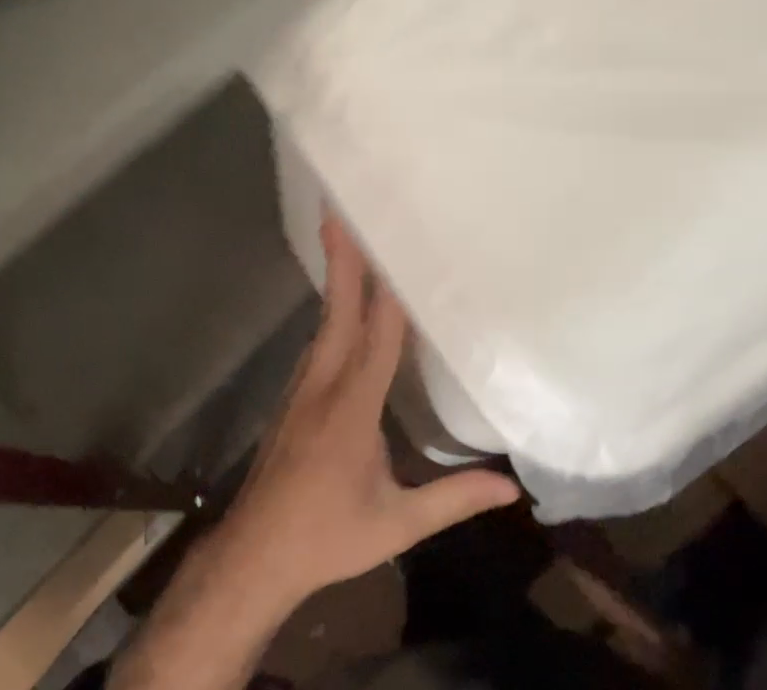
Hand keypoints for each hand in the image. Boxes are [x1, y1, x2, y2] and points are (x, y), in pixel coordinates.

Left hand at [212, 215, 522, 606]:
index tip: (390, 247)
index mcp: (351, 409)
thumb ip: (452, 500)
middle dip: (343, 261)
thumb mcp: (396, 523)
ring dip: (337, 283)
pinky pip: (317, 344)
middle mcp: (322, 386)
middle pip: (338, 313)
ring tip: (350, 244)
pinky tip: (345, 310)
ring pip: (323, 325)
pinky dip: (332, 315)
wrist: (254, 553)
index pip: (375, 338)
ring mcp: (301, 390)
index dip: (386, 292)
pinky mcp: (292, 400)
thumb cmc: (326, 536)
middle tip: (343, 212)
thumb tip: (512, 487)